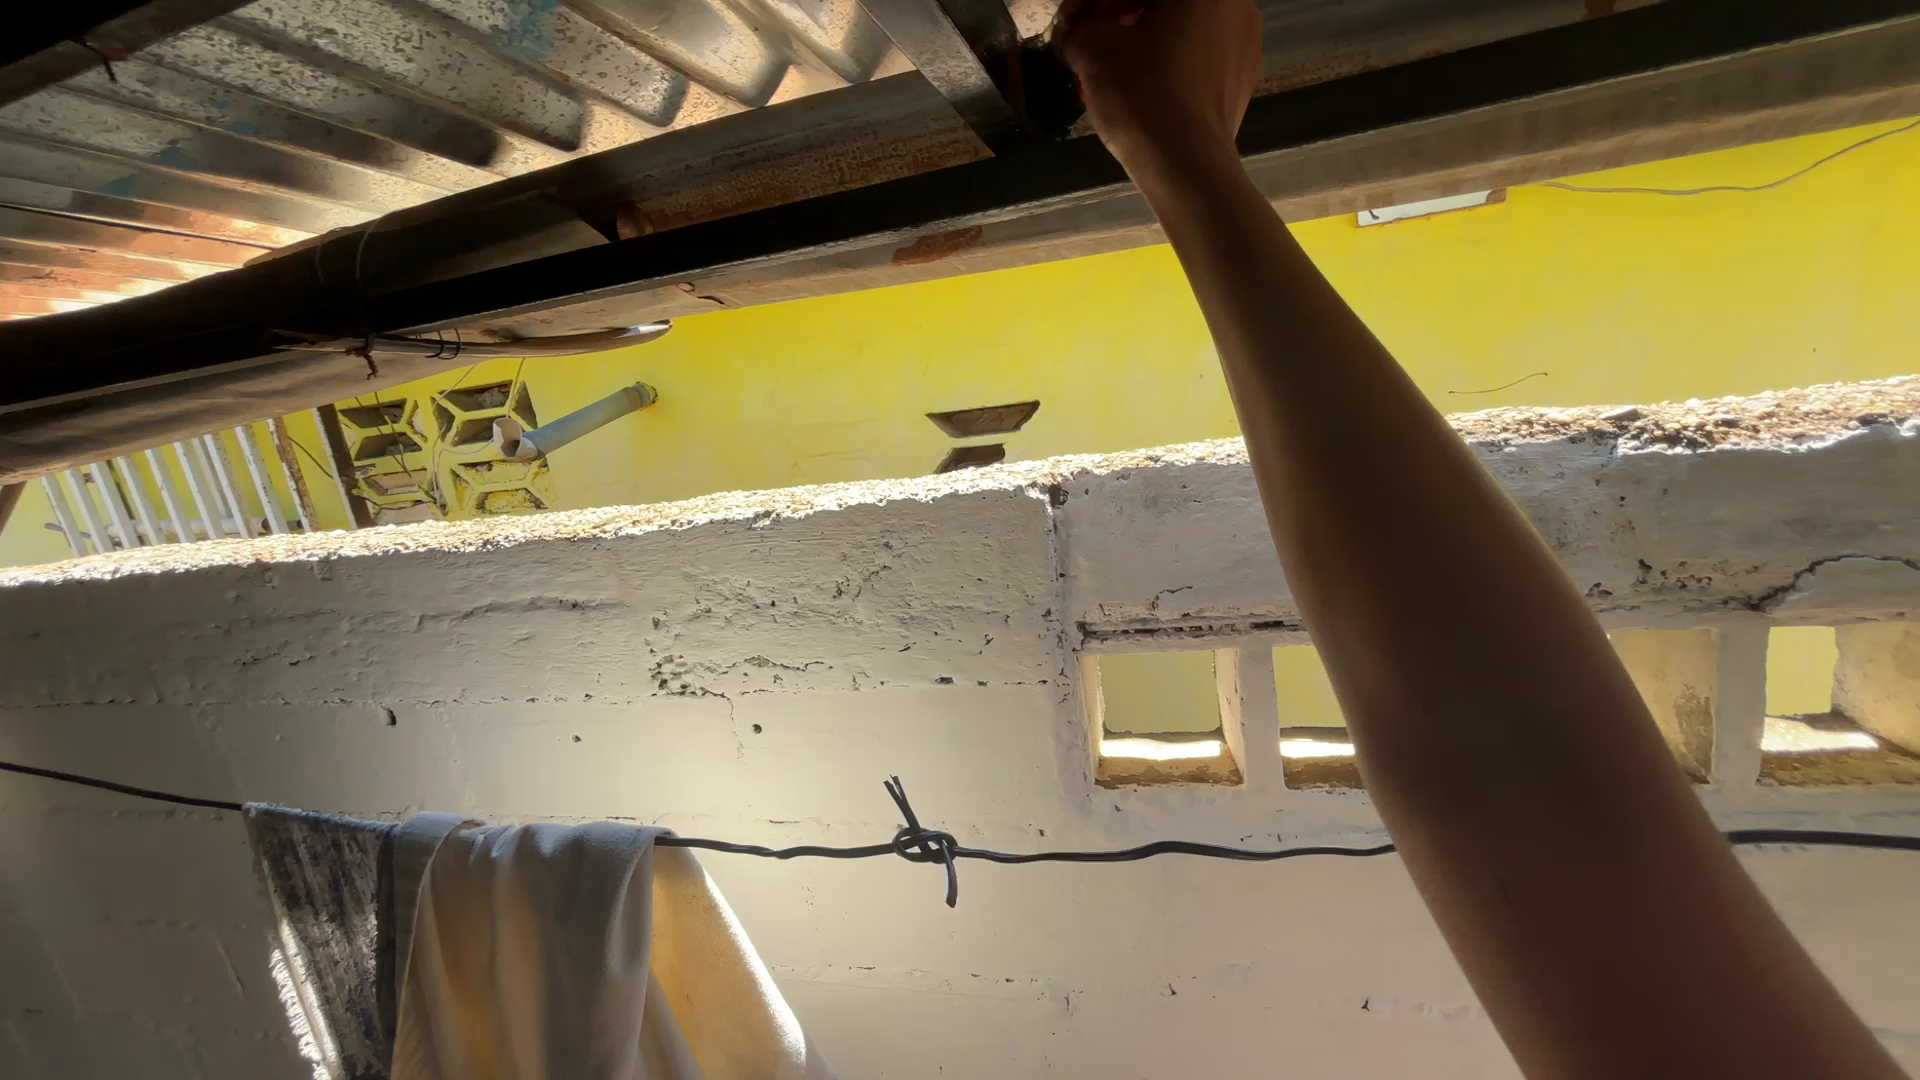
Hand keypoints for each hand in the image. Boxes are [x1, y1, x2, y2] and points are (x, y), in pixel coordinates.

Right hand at [1052, 0, 1262, 177]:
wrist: (1186, 165)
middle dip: (1125, 13)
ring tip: (1124, 66)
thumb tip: (1068, 33)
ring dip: (1152, 36)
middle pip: (1165, 3)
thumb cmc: (1141, 97)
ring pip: (1187, 25)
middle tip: (1097, 38)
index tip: (1073, 22)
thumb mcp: (1094, 56)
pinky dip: (1176, 62)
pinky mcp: (1246, 75)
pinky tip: (1154, 88)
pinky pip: (1204, 55)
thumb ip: (1078, 32)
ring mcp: (1246, 37)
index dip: (1093, 2)